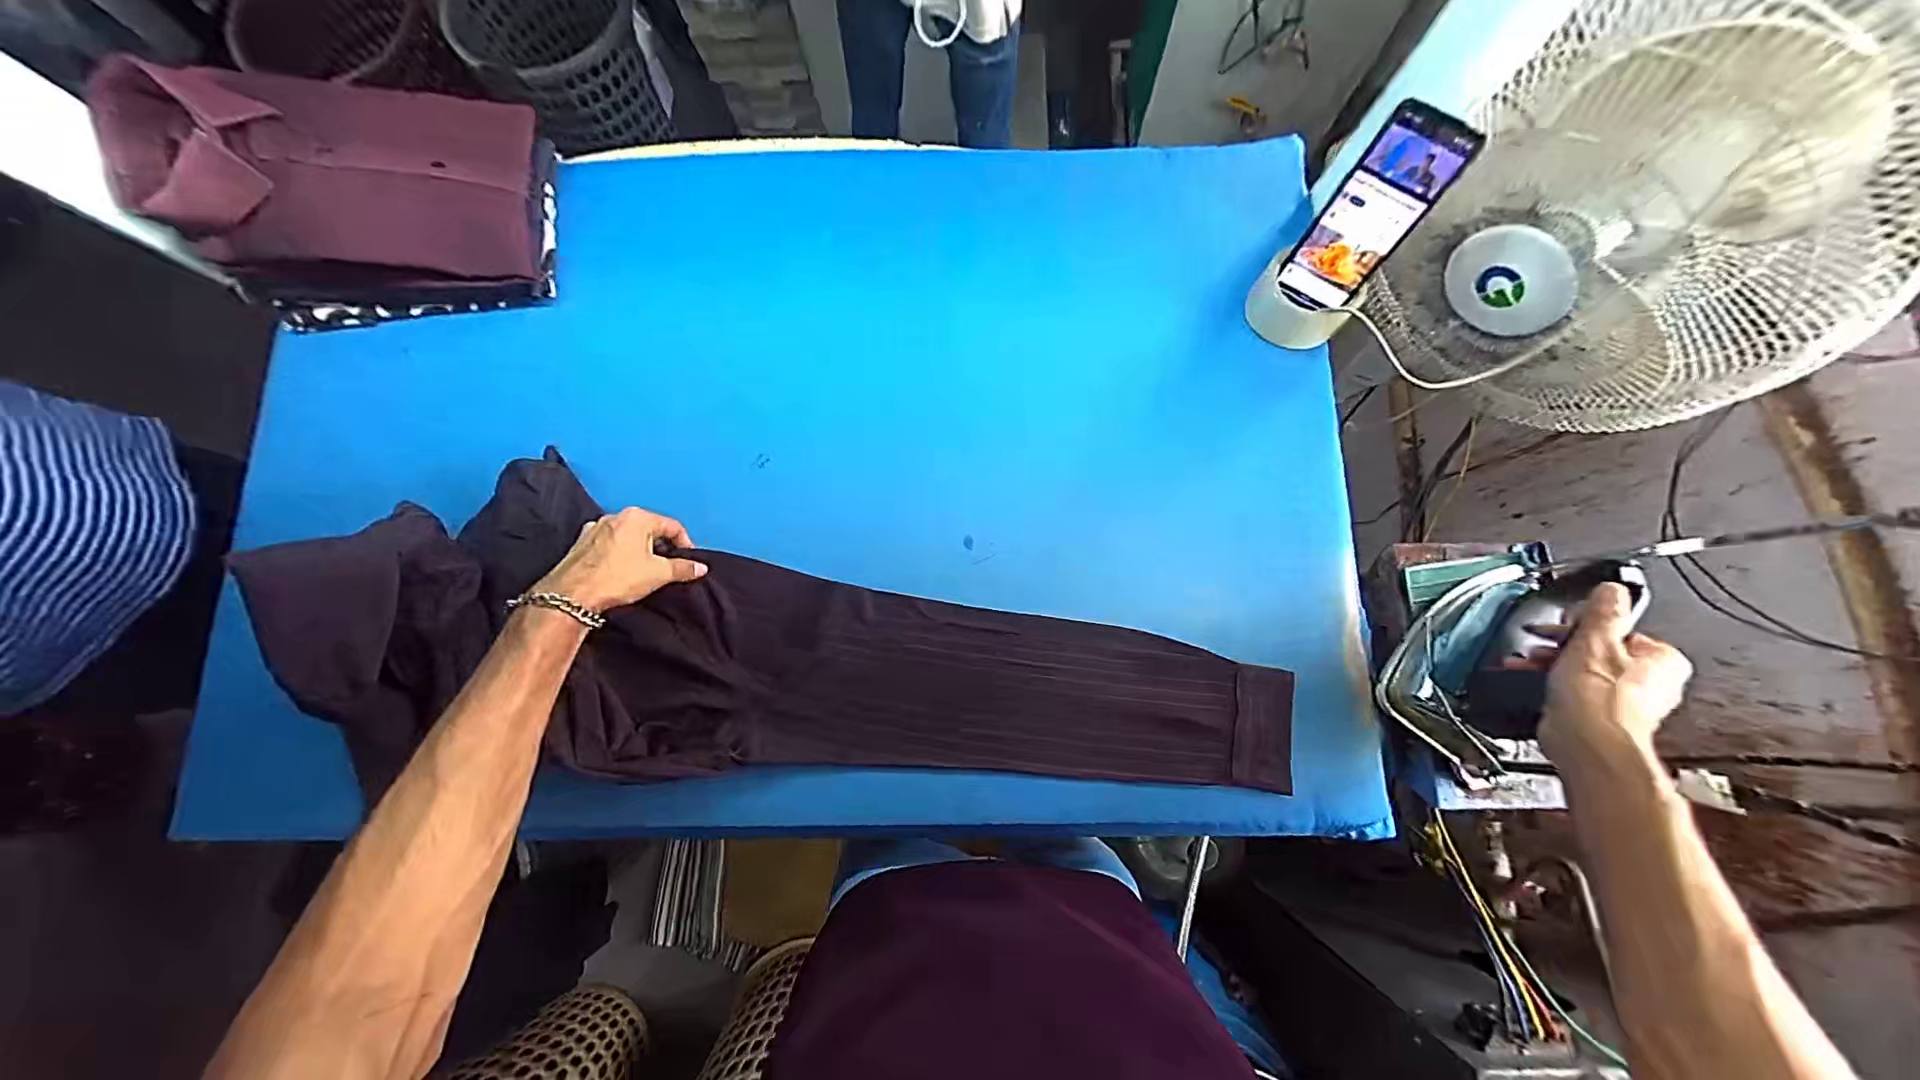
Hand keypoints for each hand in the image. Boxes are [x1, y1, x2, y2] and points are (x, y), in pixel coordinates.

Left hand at [531, 507, 706, 611]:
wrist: (572, 595)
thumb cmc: (617, 578)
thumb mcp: (659, 574)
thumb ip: (683, 568)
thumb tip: (700, 567)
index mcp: (637, 517)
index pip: (672, 526)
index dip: (685, 545)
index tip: (688, 562)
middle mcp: (615, 516)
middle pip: (650, 528)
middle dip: (662, 547)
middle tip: (668, 568)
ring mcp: (595, 528)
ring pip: (628, 536)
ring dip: (640, 550)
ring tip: (644, 571)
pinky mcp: (581, 543)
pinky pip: (610, 544)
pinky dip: (620, 554)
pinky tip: (621, 571)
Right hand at [1535, 583, 1692, 772]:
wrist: (1585, 743)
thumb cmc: (1598, 701)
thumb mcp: (1595, 641)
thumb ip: (1604, 612)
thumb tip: (1613, 590)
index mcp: (1664, 660)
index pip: (1618, 629)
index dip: (1583, 626)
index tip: (1561, 628)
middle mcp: (1652, 682)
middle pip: (1598, 649)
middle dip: (1562, 646)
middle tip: (1543, 646)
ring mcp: (1626, 701)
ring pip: (1583, 670)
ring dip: (1552, 664)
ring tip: (1529, 664)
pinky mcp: (1600, 716)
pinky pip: (1574, 690)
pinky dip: (1553, 683)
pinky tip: (1535, 683)